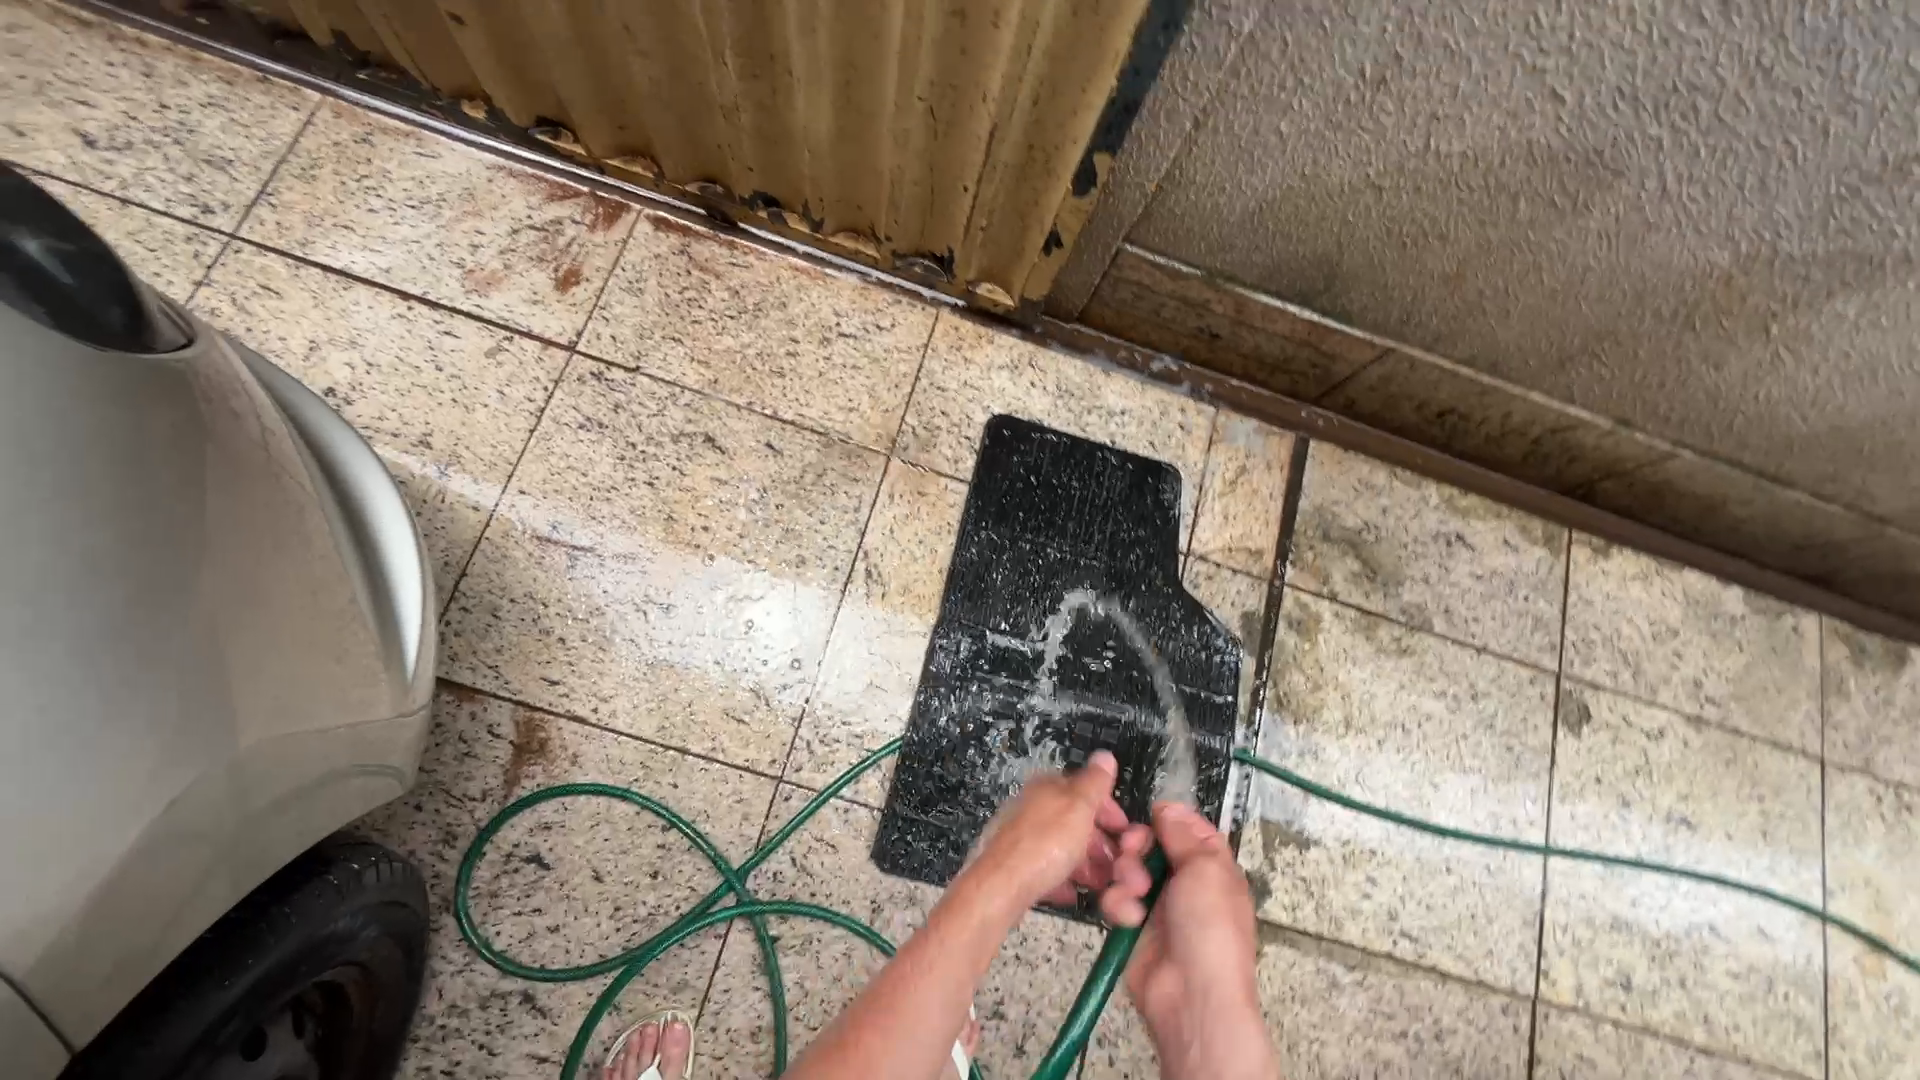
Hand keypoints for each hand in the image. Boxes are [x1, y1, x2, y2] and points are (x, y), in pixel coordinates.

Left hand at [962, 751, 1152, 910]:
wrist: (1001, 885)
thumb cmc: (1045, 843)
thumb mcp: (1078, 806)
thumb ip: (1093, 782)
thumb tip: (1104, 755)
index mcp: (1046, 787)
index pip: (1083, 788)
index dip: (1107, 808)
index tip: (1124, 832)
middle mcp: (1030, 807)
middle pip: (1072, 819)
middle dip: (1097, 840)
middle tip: (1116, 862)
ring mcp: (1020, 836)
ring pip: (1060, 845)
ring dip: (1083, 862)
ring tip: (1100, 882)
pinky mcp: (1014, 865)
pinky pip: (1044, 868)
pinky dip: (1061, 878)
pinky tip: (1073, 893)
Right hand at [1099, 802, 1278, 1079]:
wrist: (1190, 995)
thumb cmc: (1209, 929)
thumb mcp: (1205, 870)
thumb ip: (1183, 834)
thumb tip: (1169, 806)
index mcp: (1211, 867)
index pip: (1188, 829)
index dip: (1168, 820)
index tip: (1151, 816)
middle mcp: (1185, 882)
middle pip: (1152, 844)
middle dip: (1137, 845)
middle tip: (1133, 851)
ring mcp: (1157, 904)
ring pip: (1128, 868)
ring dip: (1126, 874)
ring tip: (1135, 891)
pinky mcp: (1132, 924)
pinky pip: (1116, 899)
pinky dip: (1118, 904)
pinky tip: (1128, 918)